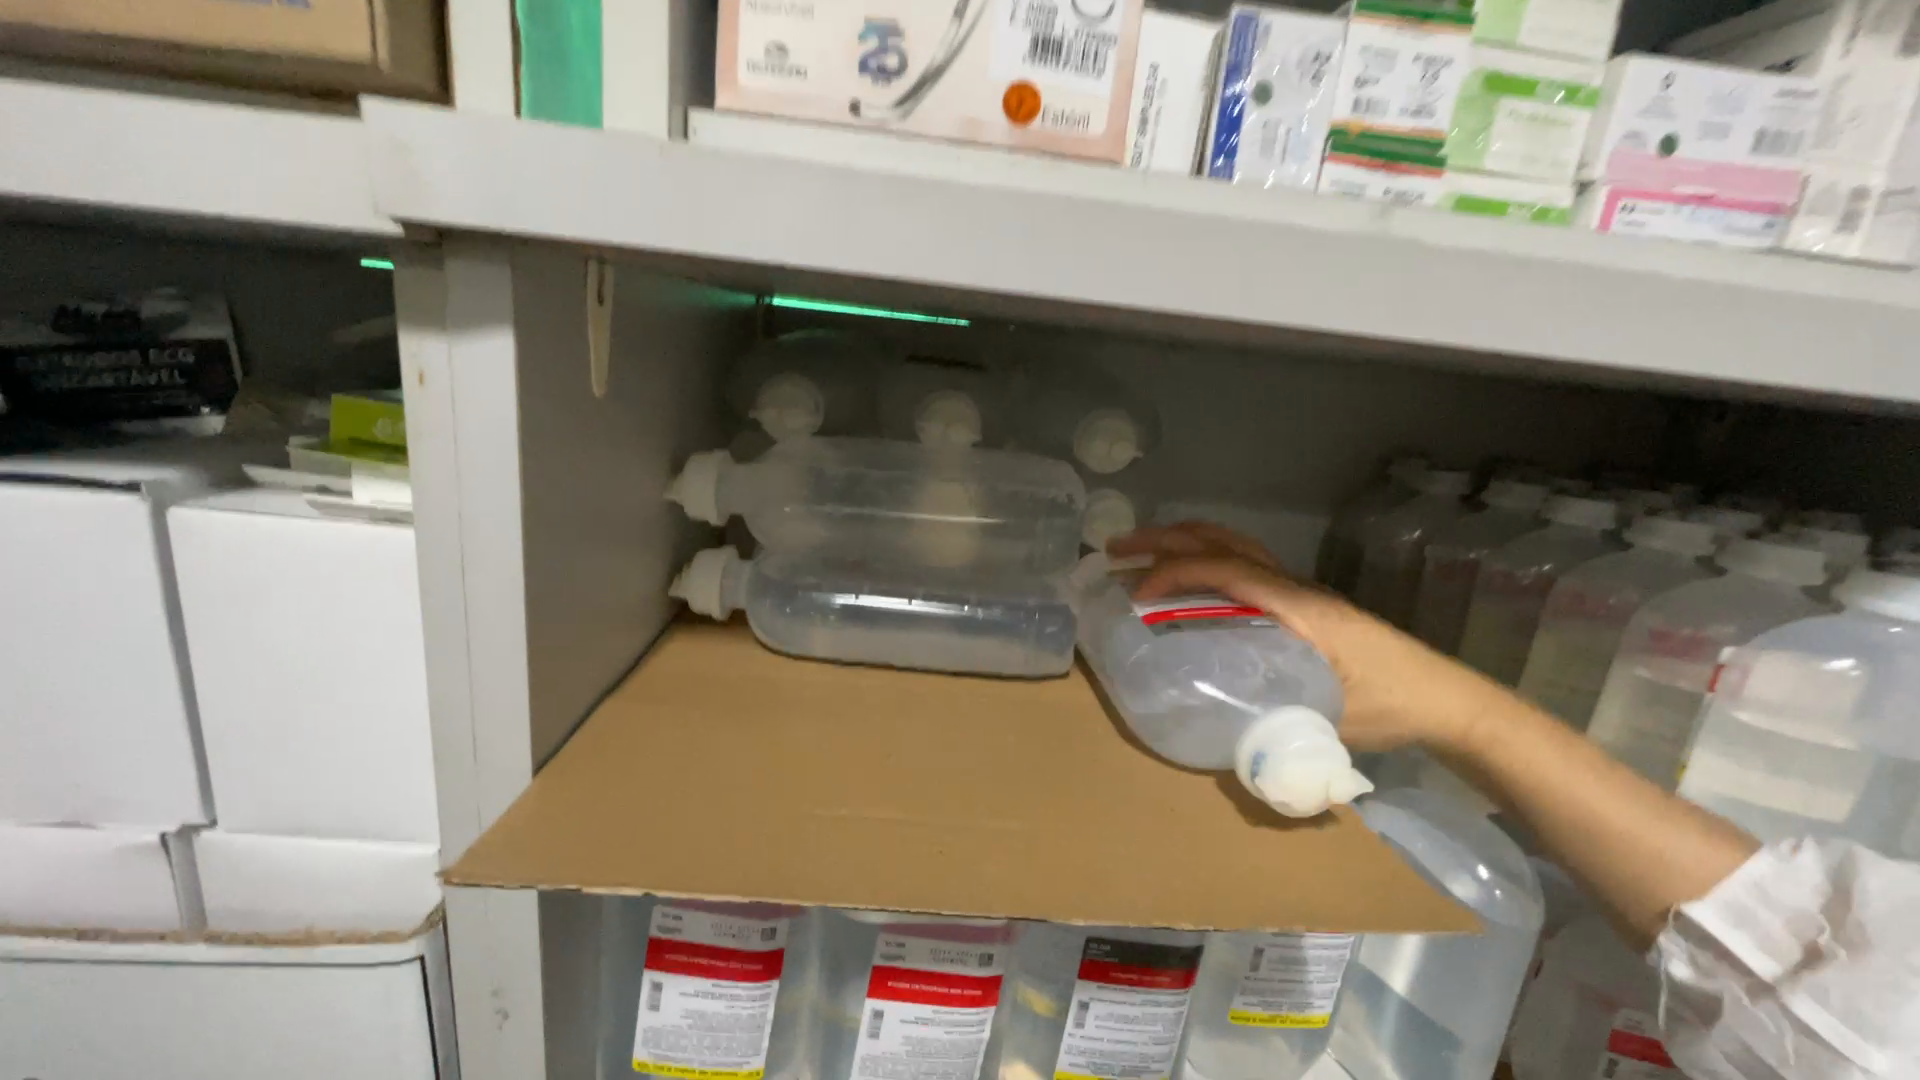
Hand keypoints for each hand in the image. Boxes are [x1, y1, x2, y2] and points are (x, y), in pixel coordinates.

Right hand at [1107, 523, 1505, 753]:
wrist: (1448, 699)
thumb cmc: (1395, 707)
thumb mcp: (1332, 722)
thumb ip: (1276, 723)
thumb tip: (1214, 734)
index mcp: (1298, 606)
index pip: (1227, 570)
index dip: (1175, 574)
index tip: (1136, 594)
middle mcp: (1294, 586)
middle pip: (1222, 542)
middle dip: (1164, 539)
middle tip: (1115, 548)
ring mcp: (1298, 590)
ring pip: (1233, 545)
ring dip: (1183, 542)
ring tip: (1138, 552)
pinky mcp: (1301, 603)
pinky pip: (1243, 563)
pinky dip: (1204, 558)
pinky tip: (1186, 580)